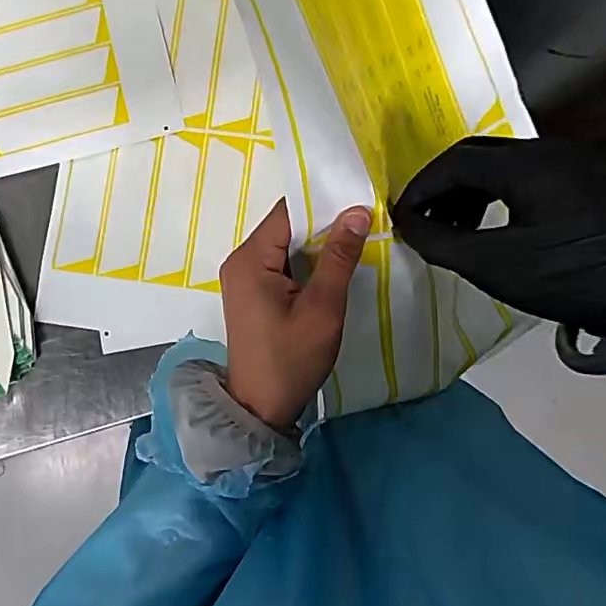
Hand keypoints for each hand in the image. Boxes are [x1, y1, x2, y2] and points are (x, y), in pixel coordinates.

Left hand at [220, 199, 370, 429]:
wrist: (261, 403)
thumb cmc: (290, 359)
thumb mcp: (322, 307)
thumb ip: (338, 257)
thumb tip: (356, 212)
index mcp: (249, 260)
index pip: (286, 213)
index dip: (322, 205)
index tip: (359, 202)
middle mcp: (239, 261)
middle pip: (284, 226)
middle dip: (322, 225)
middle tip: (365, 223)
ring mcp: (243, 277)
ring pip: (284, 245)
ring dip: (316, 245)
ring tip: (356, 242)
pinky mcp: (251, 291)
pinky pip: (280, 263)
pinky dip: (305, 263)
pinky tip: (333, 267)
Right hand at [392, 137, 605, 344]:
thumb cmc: (565, 277)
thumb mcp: (488, 263)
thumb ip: (436, 239)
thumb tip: (407, 224)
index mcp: (526, 166)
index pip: (453, 163)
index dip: (419, 189)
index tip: (401, 217)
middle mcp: (548, 152)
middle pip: (473, 155)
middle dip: (439, 185)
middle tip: (419, 217)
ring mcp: (569, 163)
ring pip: (496, 163)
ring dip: (463, 190)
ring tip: (448, 225)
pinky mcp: (581, 180)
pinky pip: (520, 174)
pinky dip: (490, 193)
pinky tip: (482, 223)